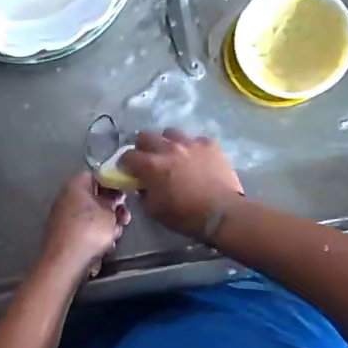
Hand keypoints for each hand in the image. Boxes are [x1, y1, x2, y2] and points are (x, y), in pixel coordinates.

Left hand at [39, 173, 130, 277]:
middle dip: (112, 210)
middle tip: (124, 219)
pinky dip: (95, 238)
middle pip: (95, 198)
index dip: (112, 183)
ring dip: (107, 226)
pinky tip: (104, 249)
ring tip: (114, 237)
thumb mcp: (109, 212)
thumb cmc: (89, 230)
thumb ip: (113, 200)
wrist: (64, 262)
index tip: (125, 195)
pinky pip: (85, 231)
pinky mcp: (64, 235)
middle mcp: (65, 198)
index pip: (95, 175)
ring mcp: (63, 217)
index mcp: (74, 185)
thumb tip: (113, 195)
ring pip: (92, 217)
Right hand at [120, 129, 244, 240]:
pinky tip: (197, 159)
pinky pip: (196, 140)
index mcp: (150, 165)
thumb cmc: (184, 214)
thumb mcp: (153, 209)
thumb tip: (142, 184)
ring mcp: (190, 143)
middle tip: (149, 159)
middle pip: (145, 136)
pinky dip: (193, 148)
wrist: (222, 213)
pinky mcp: (210, 144)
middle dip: (143, 147)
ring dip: (167, 142)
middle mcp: (167, 148)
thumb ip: (143, 192)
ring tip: (174, 154)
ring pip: (171, 133)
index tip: (128, 170)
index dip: (125, 163)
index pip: (127, 155)